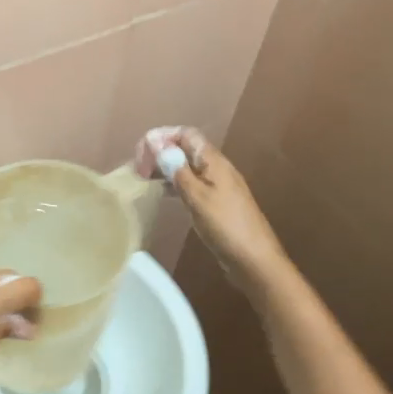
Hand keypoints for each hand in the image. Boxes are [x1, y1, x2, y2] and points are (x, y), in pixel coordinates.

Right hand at [138, 127, 289, 292]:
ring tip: (145, 181)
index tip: (142, 153)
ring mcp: (218, 186)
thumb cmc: (225, 225)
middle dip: (162, 153)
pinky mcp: (217, 203)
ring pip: (188, 168)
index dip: (163, 137)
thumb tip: (158, 144)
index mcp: (214, 161)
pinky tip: (164, 195)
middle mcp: (217, 168)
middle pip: (187, 149)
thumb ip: (178, 170)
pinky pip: (193, 184)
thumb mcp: (197, 196)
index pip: (186, 134)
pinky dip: (176, 185)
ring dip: (167, 170)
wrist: (254, 259)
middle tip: (139, 170)